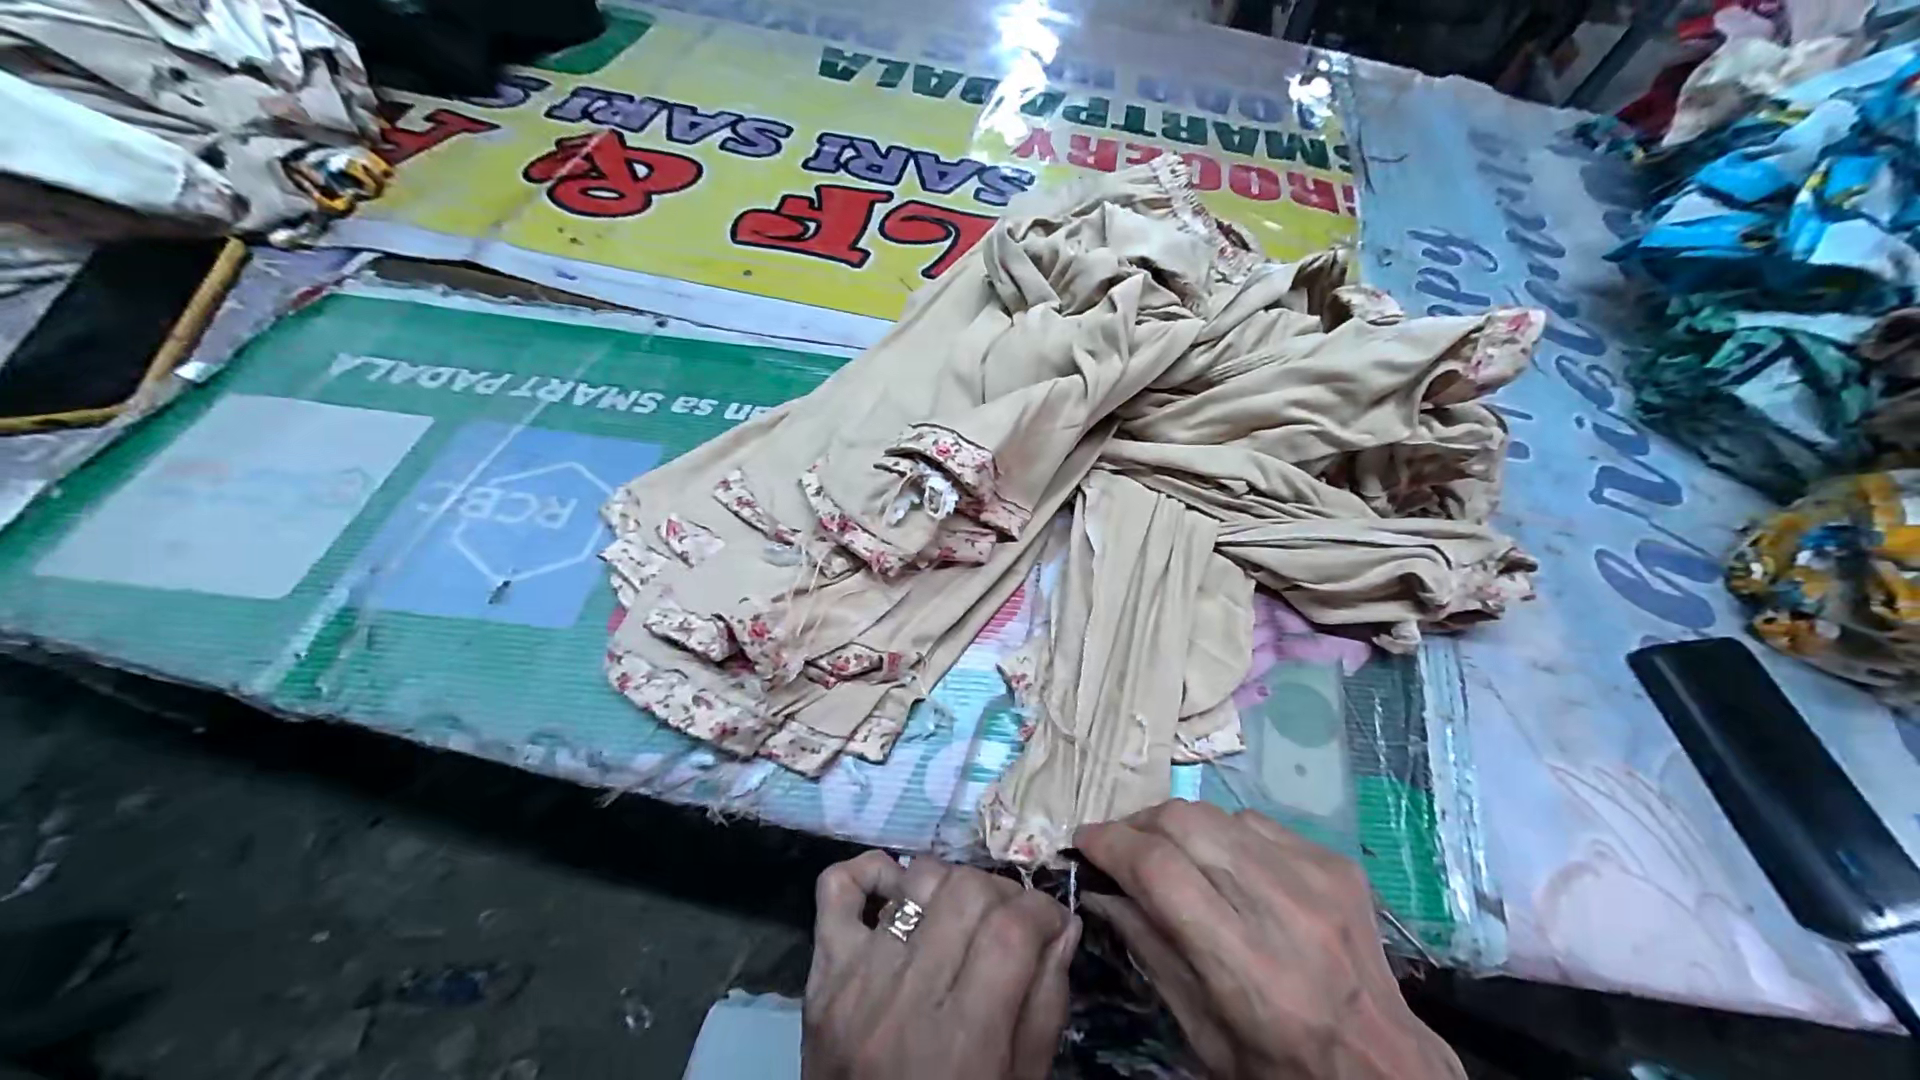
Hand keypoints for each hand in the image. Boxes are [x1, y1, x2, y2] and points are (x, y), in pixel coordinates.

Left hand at [804, 851, 1081, 1079]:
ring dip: (952, 882)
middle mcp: (905, 1000)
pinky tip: (898, 890)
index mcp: (963, 1044)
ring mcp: (855, 979)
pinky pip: (836, 888)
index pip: (1011, 931)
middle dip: (1004, 893)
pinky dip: (871, 871)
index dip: (1043, 911)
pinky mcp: (822, 972)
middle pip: (967, 892)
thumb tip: (1062, 923)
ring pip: (916, 877)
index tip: (1052, 920)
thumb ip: (1047, 1004)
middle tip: (1012, 917)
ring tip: (963, 910)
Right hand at [1076, 801, 1463, 1079]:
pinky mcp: (1335, 861)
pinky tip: (1222, 862)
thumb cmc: (1282, 1068)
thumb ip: (1148, 948)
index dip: (1110, 843)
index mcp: (1247, 966)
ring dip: (1176, 826)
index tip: (1084, 841)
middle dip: (1137, 825)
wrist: (1388, 1071)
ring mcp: (1315, 875)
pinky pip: (1254, 821)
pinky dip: (1221, 833)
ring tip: (1166, 852)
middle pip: (1184, 822)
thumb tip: (1100, 888)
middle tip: (1120, 846)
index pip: (1158, 869)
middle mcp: (1283, 907)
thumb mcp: (1202, 1032)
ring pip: (1215, 812)